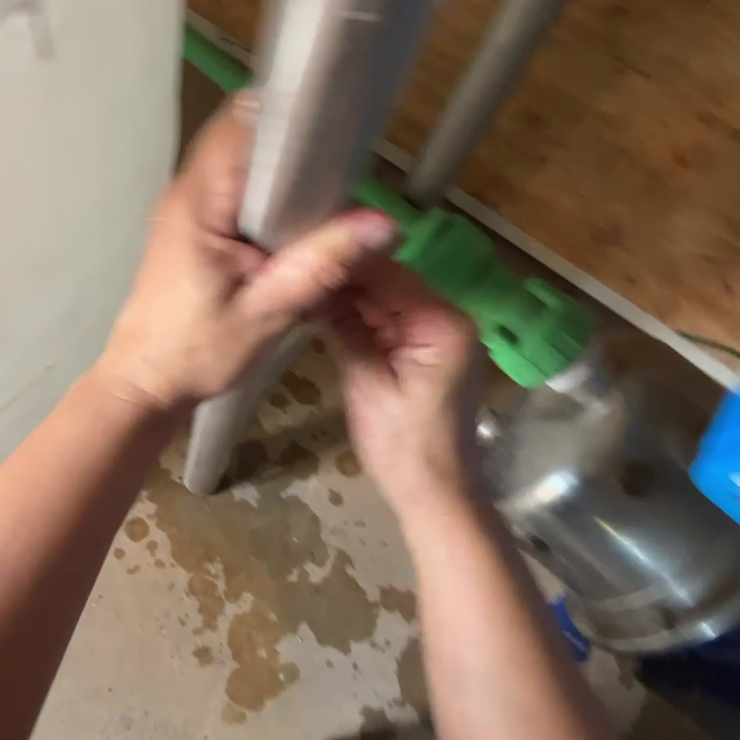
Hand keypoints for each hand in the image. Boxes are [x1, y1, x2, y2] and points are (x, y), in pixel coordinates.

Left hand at [96, 93, 397, 413]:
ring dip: (283, 177)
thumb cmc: (195, 352)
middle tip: (340, 179)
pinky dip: (268, 198)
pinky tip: (294, 225)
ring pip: (243, 163)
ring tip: (324, 201)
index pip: (245, 126)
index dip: (293, 123)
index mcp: (199, 201)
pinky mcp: (193, 225)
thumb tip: (381, 226)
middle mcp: (187, 192)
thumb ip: (321, 264)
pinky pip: (237, 189)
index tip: (337, 138)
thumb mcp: (267, 312)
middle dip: (295, 151)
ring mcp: (187, 206)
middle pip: (246, 137)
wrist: (148, 382)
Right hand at [324, 259, 483, 512]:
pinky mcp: (424, 349)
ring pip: (384, 299)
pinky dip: (358, 316)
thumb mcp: (367, 383)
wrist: (435, 493)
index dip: (343, 260)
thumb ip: (345, 328)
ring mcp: (437, 334)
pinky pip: (387, 320)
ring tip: (300, 280)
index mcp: (442, 323)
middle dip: (342, 275)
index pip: (387, 275)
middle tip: (292, 262)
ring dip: (346, 294)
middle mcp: (447, 318)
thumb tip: (311, 286)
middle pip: (387, 282)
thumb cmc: (403, 446)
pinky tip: (323, 308)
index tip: (299, 245)